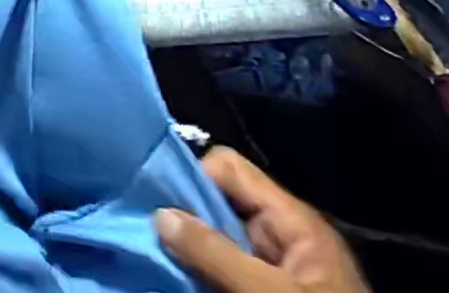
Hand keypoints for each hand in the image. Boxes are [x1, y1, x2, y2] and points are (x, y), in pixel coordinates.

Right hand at [155, 147, 369, 292]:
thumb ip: (214, 252)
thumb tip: (159, 214)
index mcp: (294, 221)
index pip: (227, 167)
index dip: (193, 177)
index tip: (163, 202)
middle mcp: (282, 235)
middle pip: (217, 201)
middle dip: (185, 216)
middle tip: (154, 233)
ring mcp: (276, 268)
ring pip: (215, 236)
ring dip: (190, 248)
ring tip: (163, 258)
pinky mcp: (266, 291)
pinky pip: (223, 267)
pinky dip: (201, 271)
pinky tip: (182, 279)